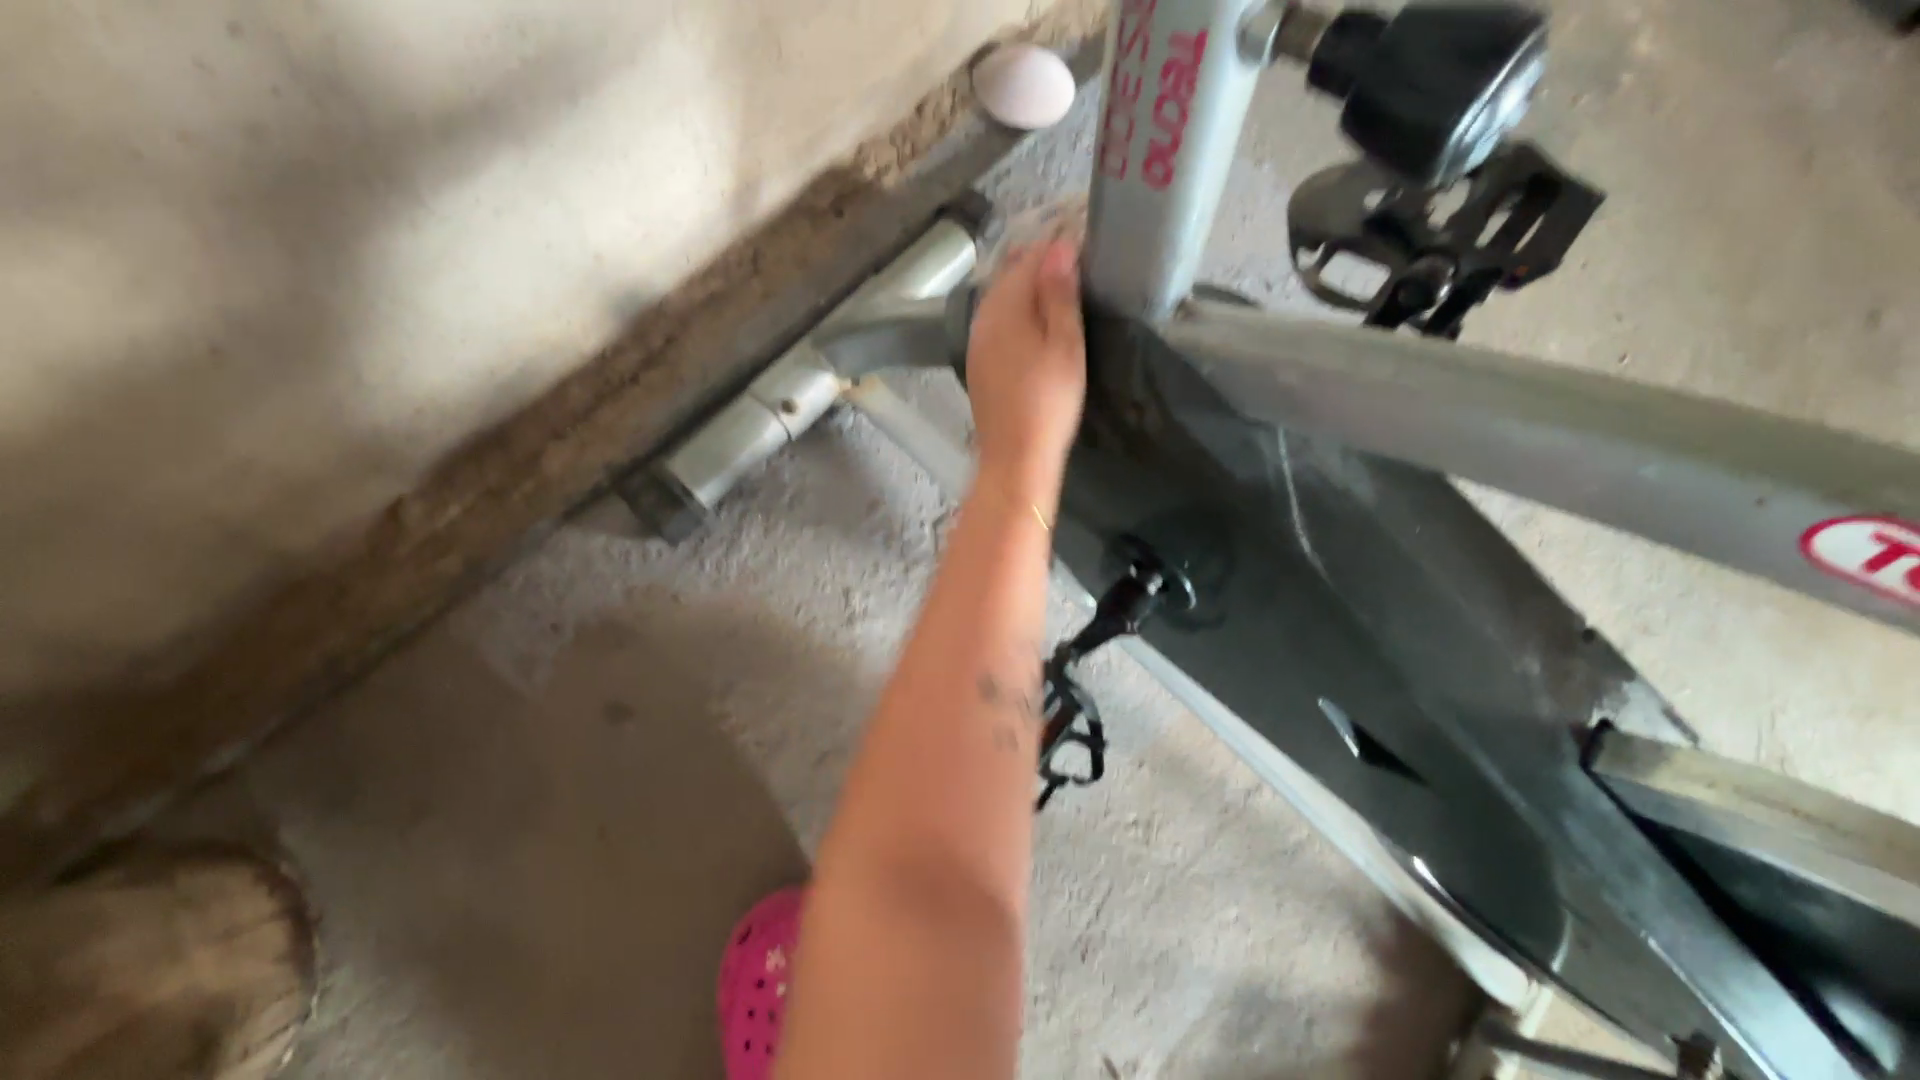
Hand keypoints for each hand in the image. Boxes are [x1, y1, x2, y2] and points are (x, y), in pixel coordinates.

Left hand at [965, 238, 1086, 494]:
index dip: (1058, 247)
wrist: (1015, 457)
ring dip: (1027, 288)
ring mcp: (976, 340)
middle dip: (1040, 264)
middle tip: (1077, 266)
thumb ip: (1059, 294)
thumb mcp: (1065, 345)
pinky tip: (1035, 325)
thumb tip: (1058, 246)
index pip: (1030, 257)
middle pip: (1010, 273)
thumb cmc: (1049, 401)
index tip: (1086, 247)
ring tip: (1061, 291)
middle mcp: (983, 316)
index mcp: (1005, 305)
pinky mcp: (977, 362)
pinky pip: (996, 322)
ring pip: (1001, 298)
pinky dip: (1016, 313)